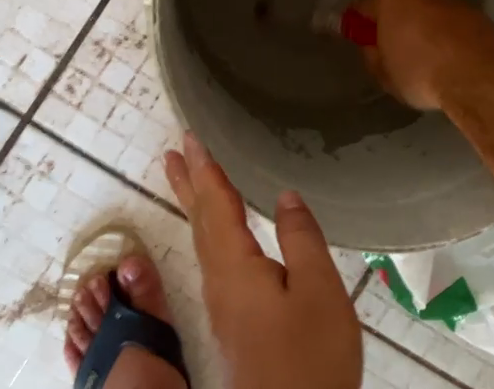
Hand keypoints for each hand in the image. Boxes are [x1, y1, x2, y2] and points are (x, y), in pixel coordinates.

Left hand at [164, 132, 360, 388]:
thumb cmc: (310, 356)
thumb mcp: (319, 290)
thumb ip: (301, 239)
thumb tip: (285, 197)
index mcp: (236, 266)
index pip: (215, 204)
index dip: (206, 169)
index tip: (190, 137)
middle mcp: (222, 281)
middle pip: (200, 221)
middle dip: (189, 184)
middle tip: (174, 152)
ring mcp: (226, 305)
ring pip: (205, 242)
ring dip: (197, 206)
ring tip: (189, 182)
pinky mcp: (236, 323)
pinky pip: (216, 260)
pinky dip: (213, 232)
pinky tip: (225, 238)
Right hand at [353, 0, 493, 109]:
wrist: (478, 77)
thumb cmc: (422, 75)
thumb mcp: (385, 76)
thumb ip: (373, 57)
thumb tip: (372, 47)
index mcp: (390, 3)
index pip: (363, 5)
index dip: (357, 20)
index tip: (357, 34)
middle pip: (398, 3)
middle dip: (394, 20)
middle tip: (394, 45)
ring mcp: (449, 1)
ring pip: (427, 10)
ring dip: (423, 25)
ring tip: (427, 52)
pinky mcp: (475, 13)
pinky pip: (451, 21)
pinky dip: (448, 32)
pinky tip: (452, 54)